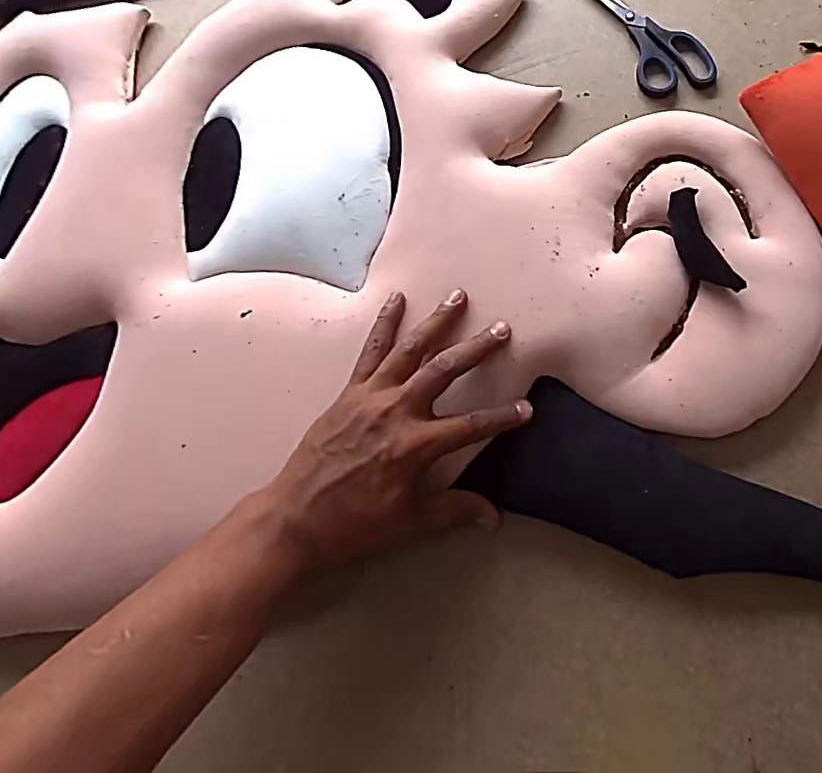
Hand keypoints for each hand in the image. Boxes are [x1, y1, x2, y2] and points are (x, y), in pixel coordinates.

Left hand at [257, 289, 530, 573]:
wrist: (294, 518)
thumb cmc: (354, 524)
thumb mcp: (410, 522)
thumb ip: (455, 511)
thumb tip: (494, 516)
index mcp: (415, 446)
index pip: (472, 426)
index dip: (502, 418)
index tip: (526, 409)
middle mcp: (396, 411)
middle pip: (446, 370)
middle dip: (477, 348)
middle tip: (502, 329)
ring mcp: (371, 396)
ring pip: (411, 349)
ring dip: (437, 321)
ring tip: (457, 296)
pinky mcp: (350, 391)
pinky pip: (371, 351)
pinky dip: (385, 323)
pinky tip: (397, 299)